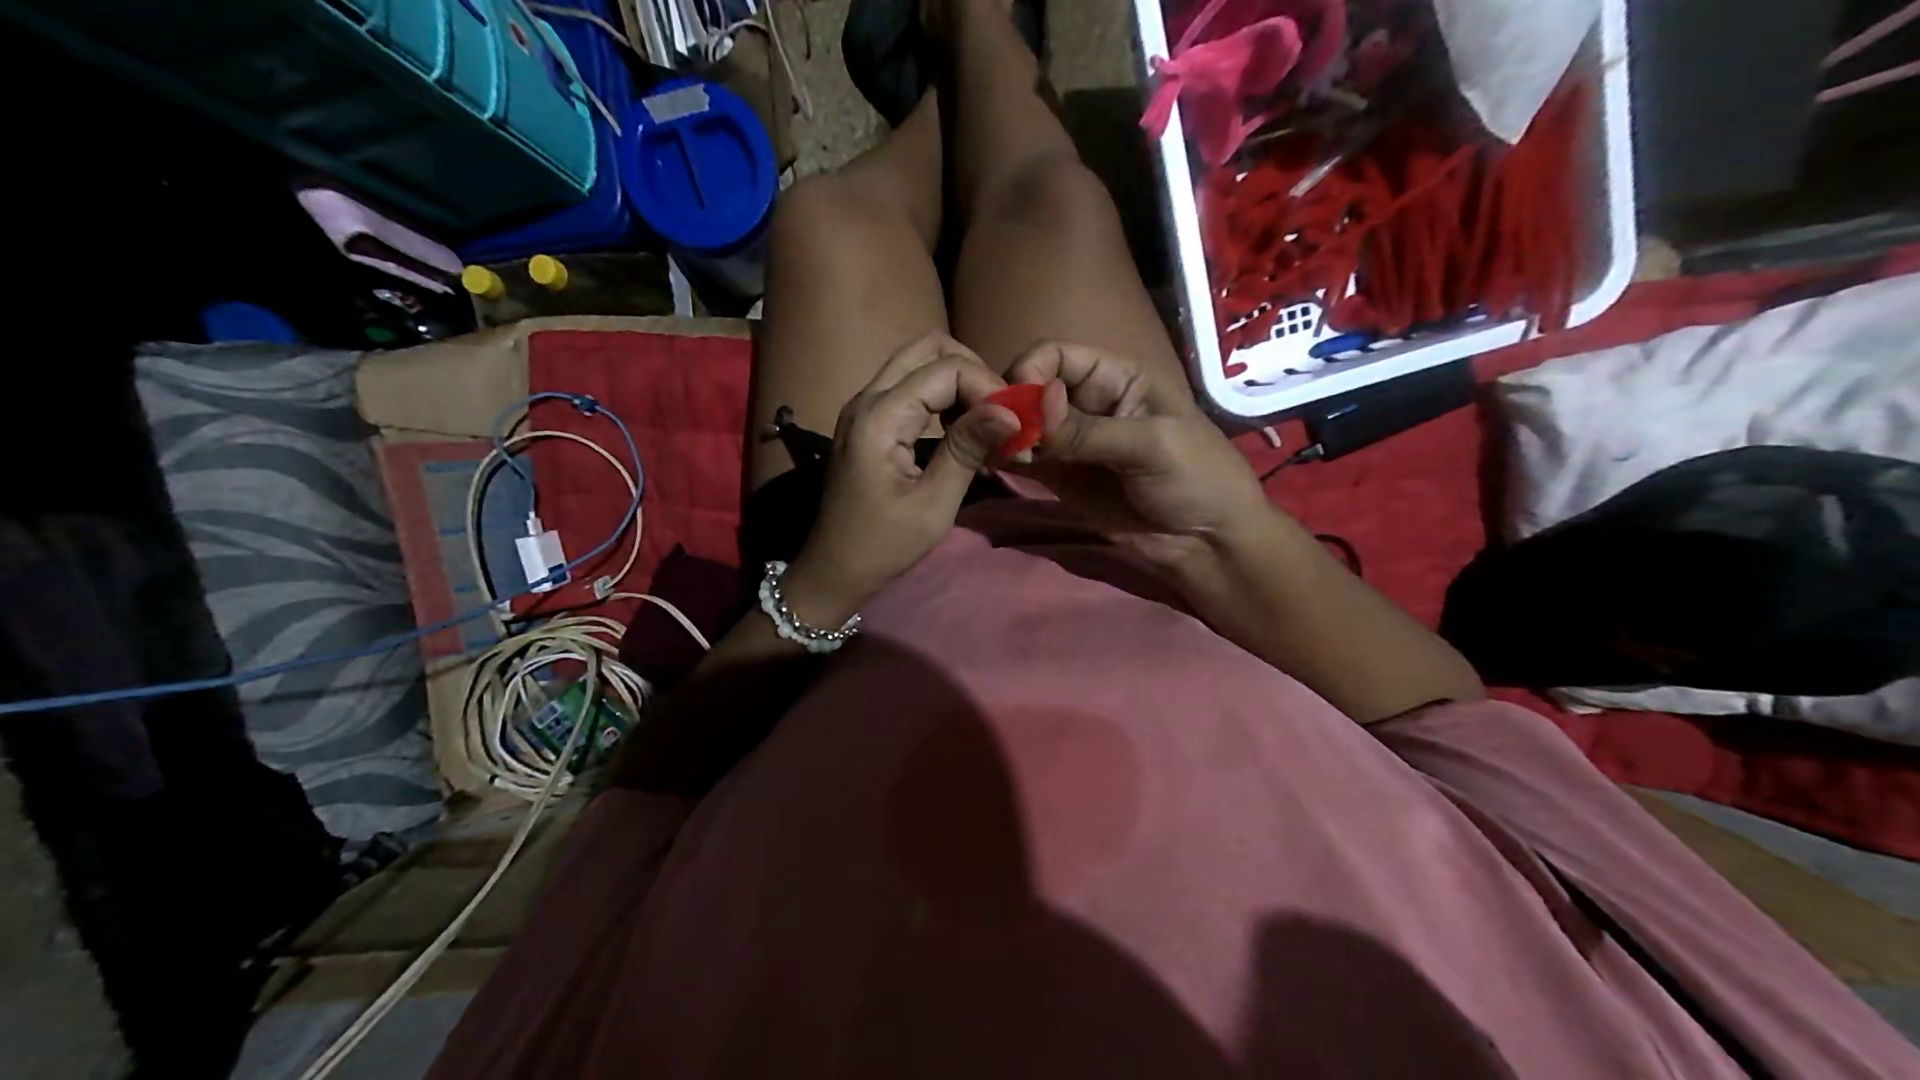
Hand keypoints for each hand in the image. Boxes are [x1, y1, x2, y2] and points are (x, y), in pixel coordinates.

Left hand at [786, 334, 1018, 623]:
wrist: (834, 568)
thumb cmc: (883, 545)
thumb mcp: (934, 503)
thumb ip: (968, 448)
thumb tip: (1011, 411)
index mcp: (880, 417)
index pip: (946, 369)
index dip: (988, 387)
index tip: (1015, 425)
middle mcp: (867, 398)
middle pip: (929, 348)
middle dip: (974, 372)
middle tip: (1001, 413)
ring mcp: (864, 406)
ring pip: (919, 363)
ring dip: (959, 382)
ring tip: (988, 424)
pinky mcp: (868, 420)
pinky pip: (910, 386)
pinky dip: (943, 396)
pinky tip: (964, 430)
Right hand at [1007, 342, 1270, 561]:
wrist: (1208, 543)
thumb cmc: (1197, 478)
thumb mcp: (1152, 445)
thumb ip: (1089, 429)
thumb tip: (1034, 406)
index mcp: (1117, 377)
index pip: (1058, 356)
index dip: (1032, 370)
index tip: (1018, 402)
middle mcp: (1088, 402)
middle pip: (1033, 387)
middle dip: (1012, 404)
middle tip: (1003, 434)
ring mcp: (1071, 442)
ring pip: (1023, 424)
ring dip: (1006, 433)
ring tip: (1005, 453)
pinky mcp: (1060, 477)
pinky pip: (1024, 459)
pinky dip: (1005, 457)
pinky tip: (994, 463)